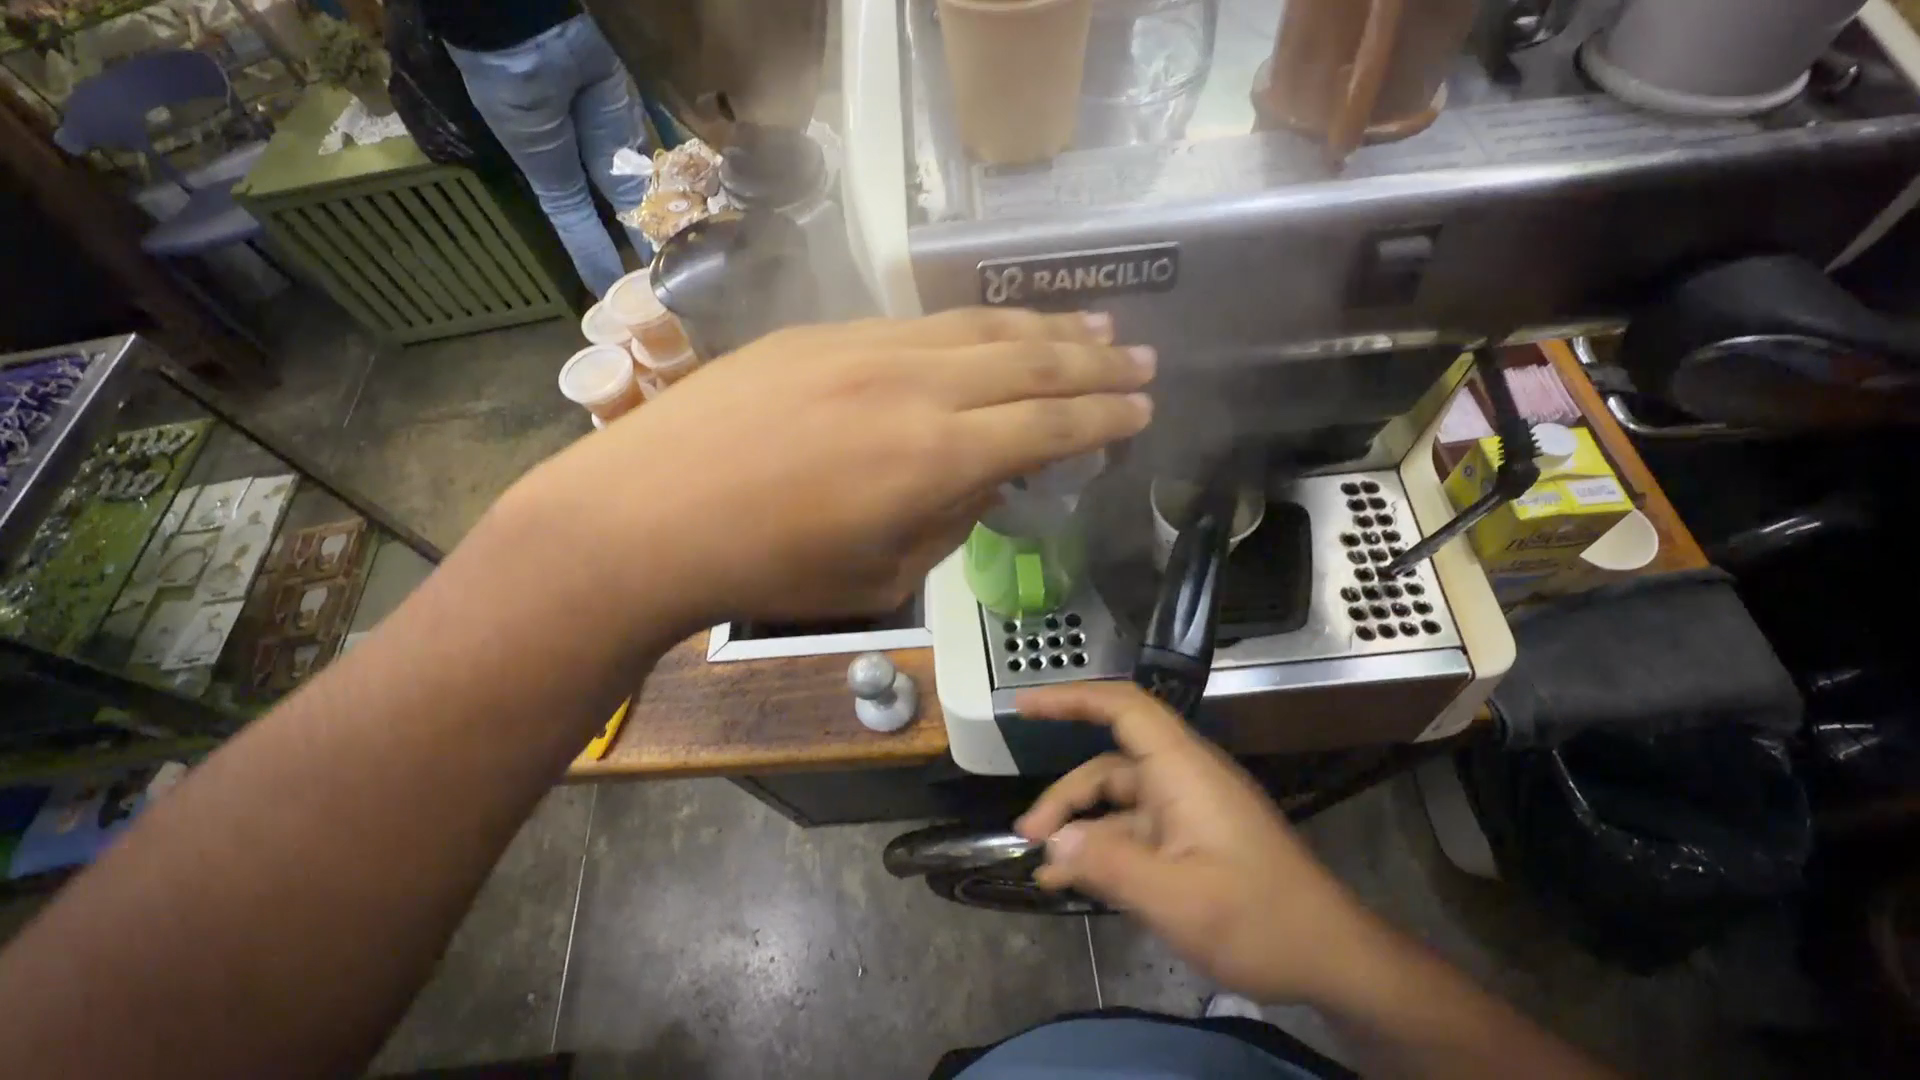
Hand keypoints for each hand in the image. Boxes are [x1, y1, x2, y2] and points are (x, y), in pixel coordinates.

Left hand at [517, 309, 1152, 625]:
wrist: (649, 517)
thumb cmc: (770, 570)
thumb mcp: (884, 574)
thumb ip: (951, 518)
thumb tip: (987, 476)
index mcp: (937, 458)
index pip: (1049, 425)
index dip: (1104, 417)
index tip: (1143, 408)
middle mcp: (915, 386)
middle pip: (1028, 362)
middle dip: (1093, 363)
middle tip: (1140, 358)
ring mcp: (867, 347)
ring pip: (978, 328)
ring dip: (1043, 330)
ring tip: (1091, 328)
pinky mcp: (825, 334)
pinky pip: (921, 323)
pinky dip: (973, 327)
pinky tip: (991, 331)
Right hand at [1014, 683, 1380, 1005]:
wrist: (1333, 958)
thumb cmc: (1259, 920)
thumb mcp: (1176, 899)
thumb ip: (1108, 865)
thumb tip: (1053, 844)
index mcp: (1184, 771)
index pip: (1125, 708)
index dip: (1072, 699)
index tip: (1024, 707)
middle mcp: (1184, 781)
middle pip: (1110, 766)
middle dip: (1065, 796)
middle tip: (1028, 837)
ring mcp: (1190, 813)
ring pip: (1119, 804)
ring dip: (1081, 830)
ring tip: (1045, 869)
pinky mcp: (1194, 842)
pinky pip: (1137, 834)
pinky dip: (1105, 851)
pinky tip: (1077, 883)